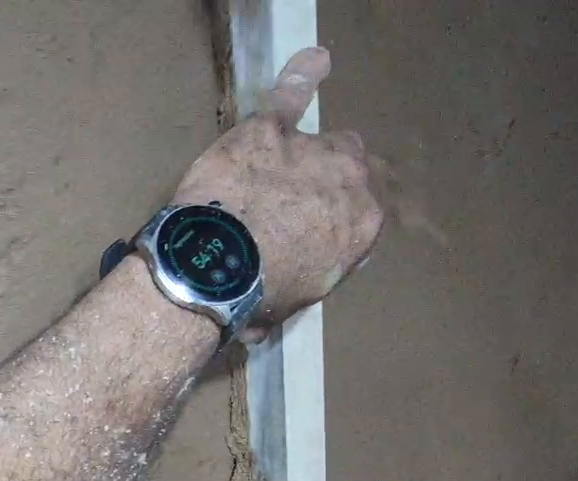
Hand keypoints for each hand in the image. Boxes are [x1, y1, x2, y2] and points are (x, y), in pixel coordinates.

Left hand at [173, 48, 381, 338]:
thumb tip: (263, 320)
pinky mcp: (269, 131)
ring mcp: (310, 150)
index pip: (359, 217)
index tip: (307, 236)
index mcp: (362, 229)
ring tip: (270, 171)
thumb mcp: (283, 310)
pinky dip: (300, 80)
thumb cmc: (252, 300)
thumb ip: (288, 294)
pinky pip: (292, 95)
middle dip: (324, 185)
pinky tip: (313, 63)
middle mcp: (350, 181)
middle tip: (290, 205)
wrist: (215, 269)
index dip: (330, 225)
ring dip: (298, 157)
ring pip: (318, 142)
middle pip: (348, 170)